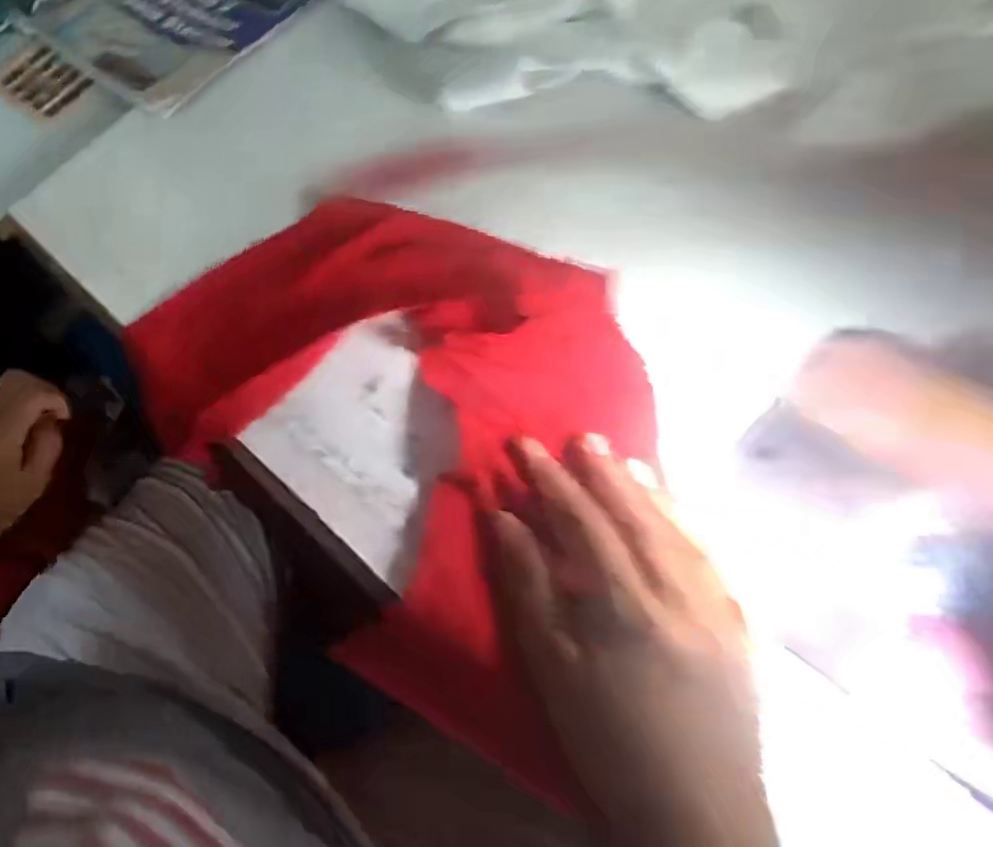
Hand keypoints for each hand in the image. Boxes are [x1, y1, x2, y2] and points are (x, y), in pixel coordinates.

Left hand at [0, 371, 71, 544]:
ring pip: (6, 379)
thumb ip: (49, 445)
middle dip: (44, 388)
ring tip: (42, 411)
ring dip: (30, 388)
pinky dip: (16, 393)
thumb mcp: (35, 482)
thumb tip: (52, 418)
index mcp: (1, 434)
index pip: (33, 394)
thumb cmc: (0, 505)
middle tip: (56, 411)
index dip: (56, 398)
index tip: (66, 417)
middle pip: (18, 378)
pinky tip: (25, 414)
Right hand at [492, 436, 775, 846]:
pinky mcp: (740, 635)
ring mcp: (720, 617)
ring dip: (651, 493)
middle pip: (639, 521)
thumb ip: (526, 582)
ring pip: (684, 538)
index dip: (552, 480)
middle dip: (605, 475)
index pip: (585, 524)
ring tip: (627, 459)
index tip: (524, 444)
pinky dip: (692, 528)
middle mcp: (681, 602)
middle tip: (580, 436)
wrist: (694, 808)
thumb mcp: (546, 657)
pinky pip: (715, 565)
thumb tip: (503, 516)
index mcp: (625, 608)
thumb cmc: (598, 729)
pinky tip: (678, 513)